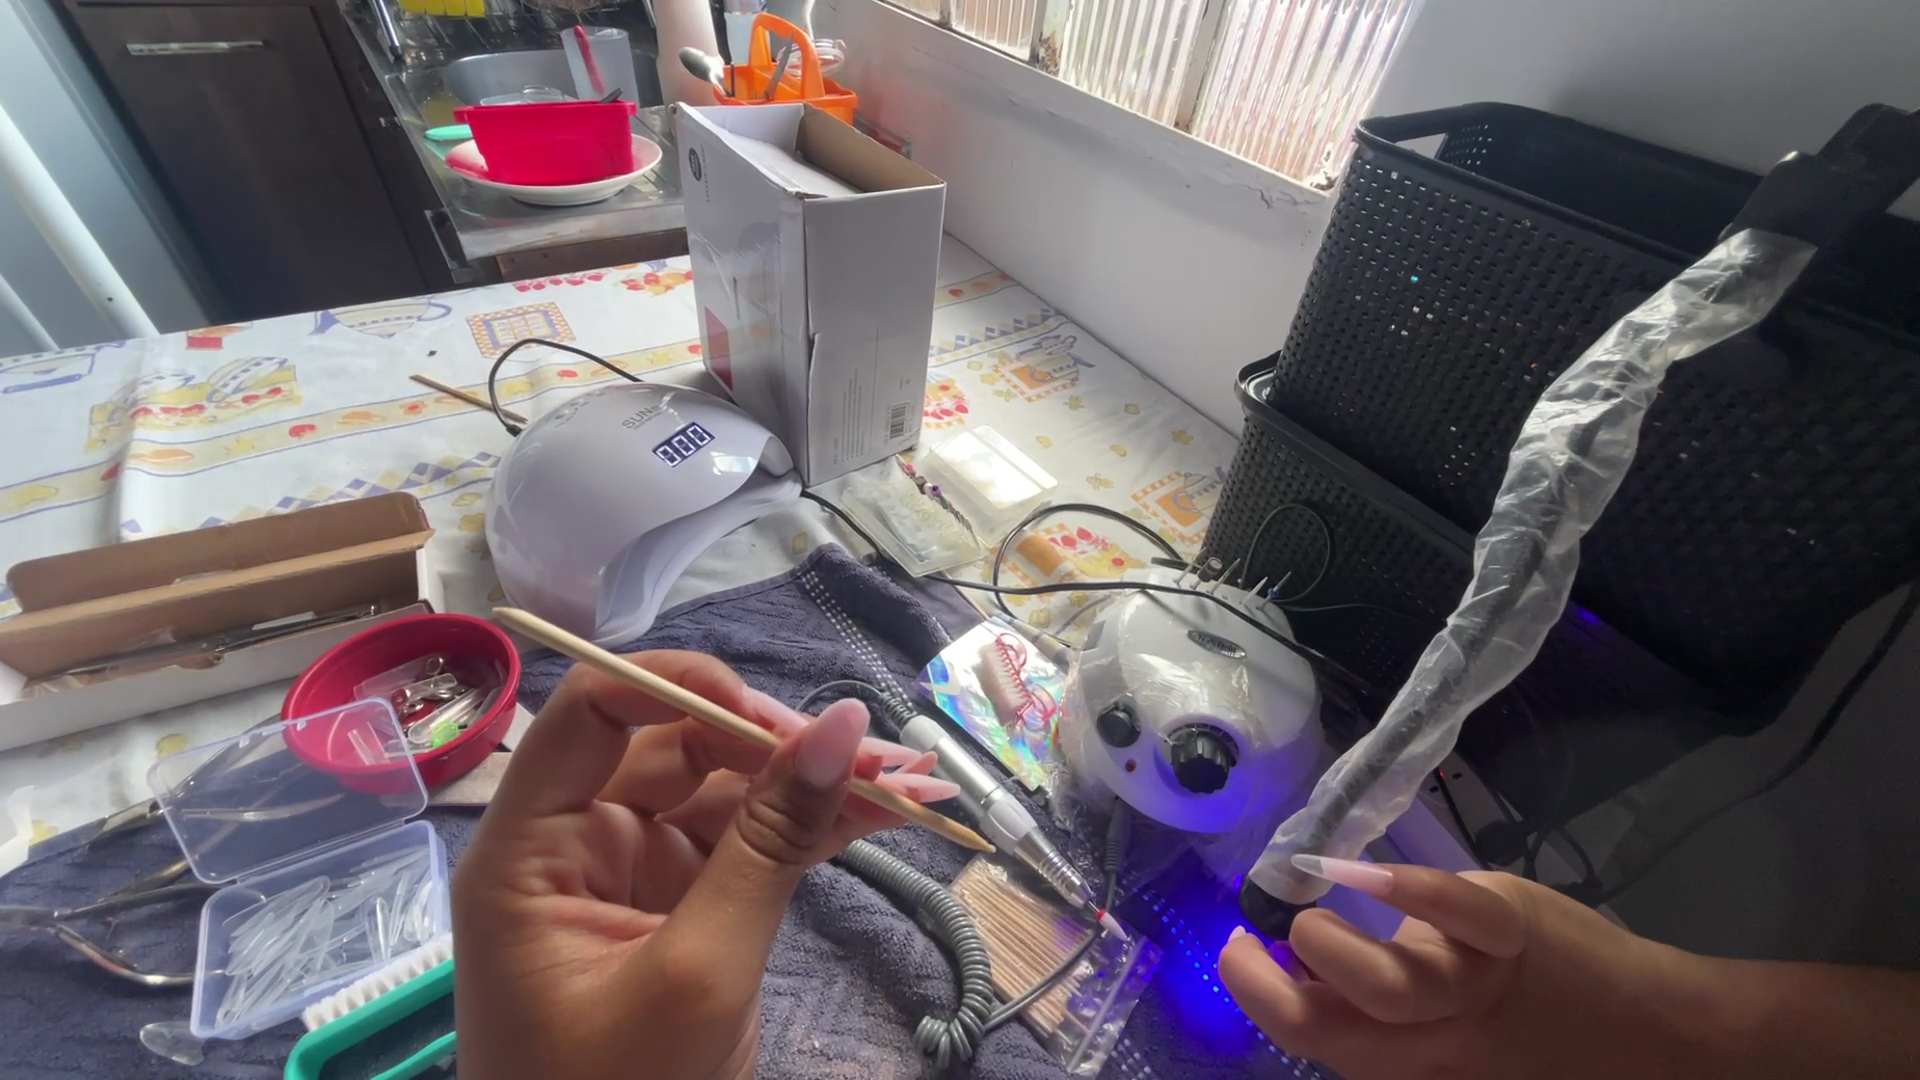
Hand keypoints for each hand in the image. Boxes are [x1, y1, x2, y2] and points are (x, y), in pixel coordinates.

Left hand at [453, 653, 958, 1079]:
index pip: (595, 712)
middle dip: (786, 746)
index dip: (681, 685)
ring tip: (913, 782)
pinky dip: (822, 825)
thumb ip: (771, 840)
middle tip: (880, 760)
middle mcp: (586, 838)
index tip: (773, 715)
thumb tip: (843, 725)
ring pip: (737, 787)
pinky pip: (761, 834)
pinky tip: (889, 813)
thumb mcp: (702, 970)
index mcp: (535, 848)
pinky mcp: (695, 893)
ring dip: (823, 783)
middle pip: (686, 744)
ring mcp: (645, 865)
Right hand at [1218, 859, 1710, 1078]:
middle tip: (1247, 938)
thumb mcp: (1447, 1045)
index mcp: (1408, 1057)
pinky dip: (1409, 890)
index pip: (1309, 1037)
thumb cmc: (1540, 1042)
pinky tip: (1358, 869)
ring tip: (1315, 896)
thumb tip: (1296, 962)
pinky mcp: (1512, 931)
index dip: (1257, 995)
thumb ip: (1374, 1016)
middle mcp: (1431, 1036)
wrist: (1665, 1038)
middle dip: (1267, 980)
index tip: (1237, 949)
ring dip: (1326, 941)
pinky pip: (1456, 909)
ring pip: (1386, 984)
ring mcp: (1471, 984)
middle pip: (1327, 1026)